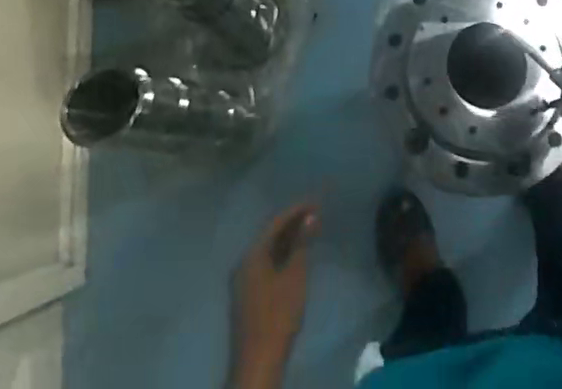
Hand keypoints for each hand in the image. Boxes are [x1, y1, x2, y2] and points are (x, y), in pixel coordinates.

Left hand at [229, 202, 319, 388]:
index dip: (296, 211)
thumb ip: (301, 244)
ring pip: (269, 251)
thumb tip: (310, 216)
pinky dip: (283, 256)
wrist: (258, 360)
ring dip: (289, 240)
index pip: (275, 224)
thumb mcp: (294, 276)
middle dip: (293, 224)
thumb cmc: (278, 314)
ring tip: (312, 231)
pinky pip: (267, 264)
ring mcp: (244, 281)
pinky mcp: (248, 294)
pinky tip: (297, 256)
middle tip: (317, 214)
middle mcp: (243, 264)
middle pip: (270, 236)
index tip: (316, 202)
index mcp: (252, 256)